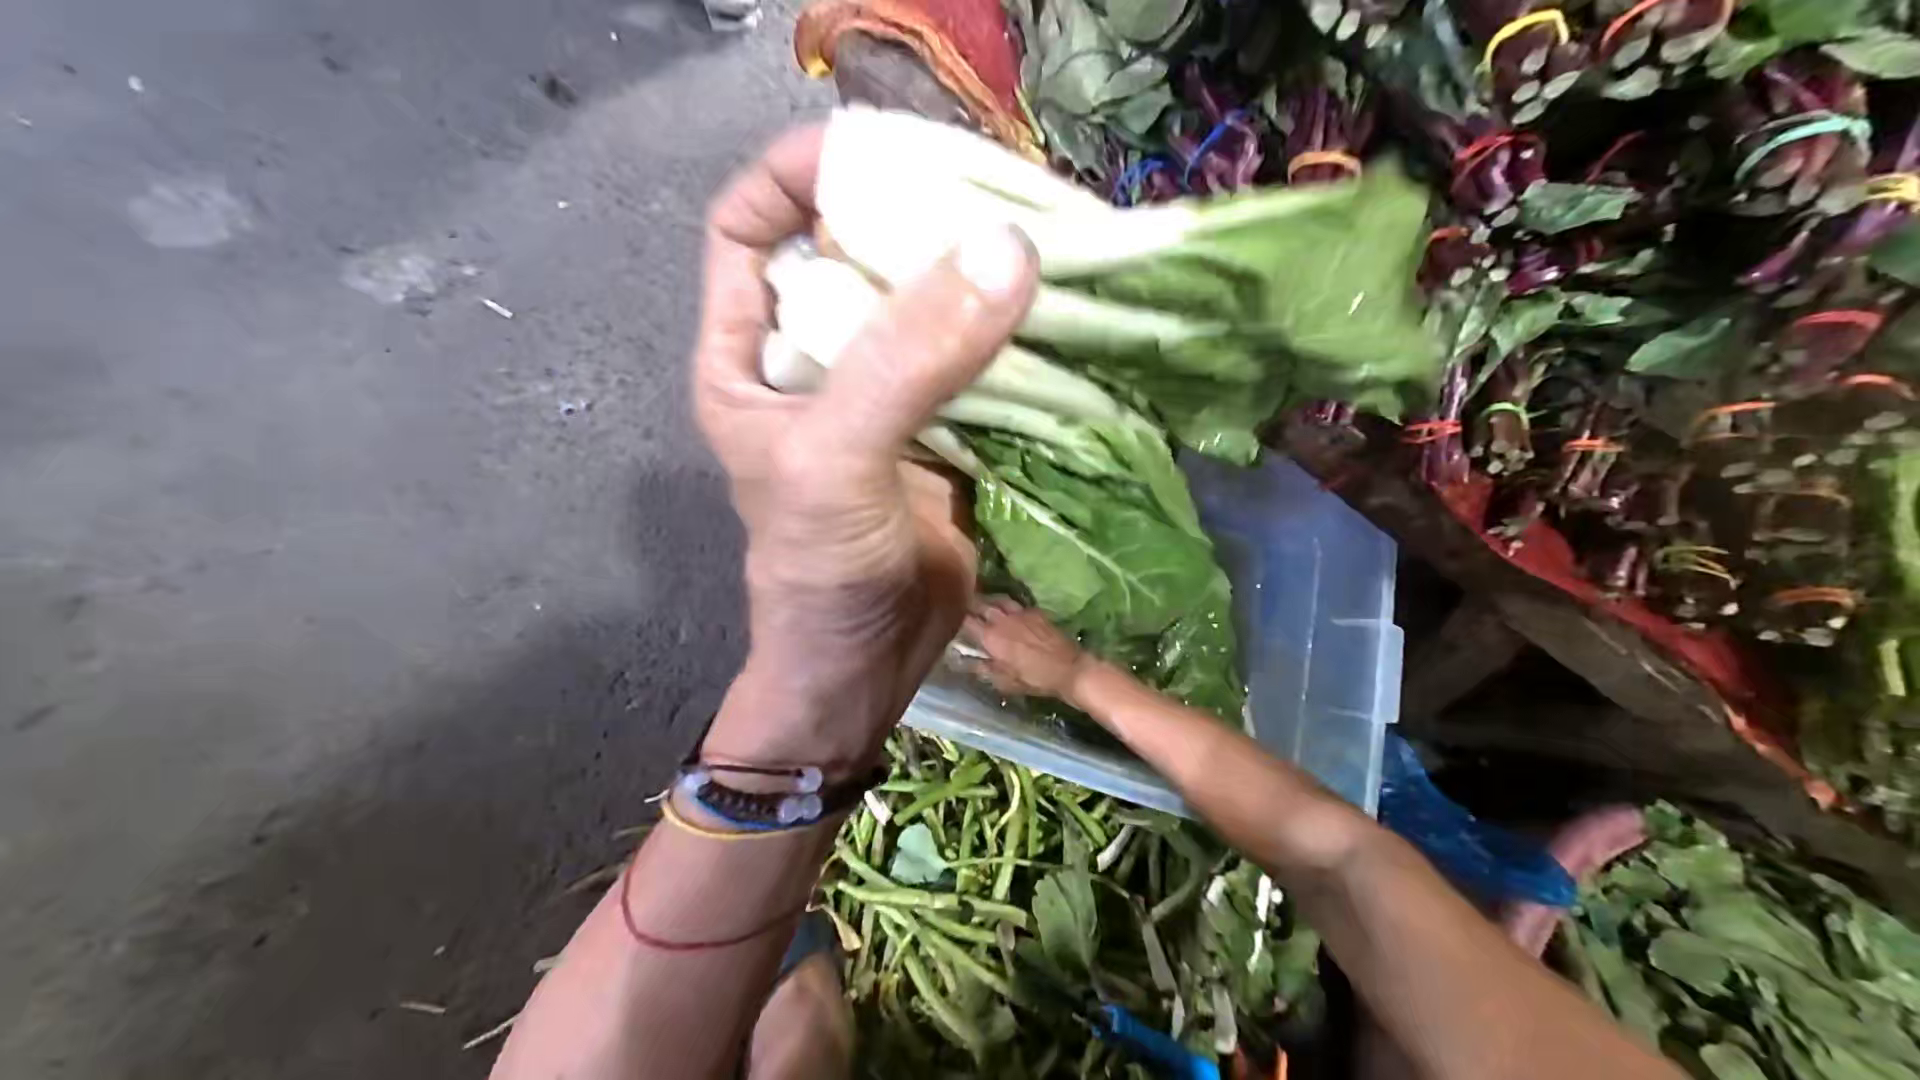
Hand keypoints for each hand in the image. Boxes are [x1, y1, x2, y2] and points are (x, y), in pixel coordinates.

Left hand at [690, 125, 1037, 772]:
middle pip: (854, 259)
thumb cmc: (820, 570)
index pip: (747, 230)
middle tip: (989, 191)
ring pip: (926, 310)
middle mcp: (814, 366)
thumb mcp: (839, 459)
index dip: (794, 178)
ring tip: (1037, 241)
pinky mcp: (942, 431)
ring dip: (972, 280)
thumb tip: (1003, 252)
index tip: (868, 153)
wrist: (868, 664)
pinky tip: (1053, 316)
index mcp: (750, 358)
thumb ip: (907, 361)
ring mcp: (883, 398)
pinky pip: (976, 365)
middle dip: (911, 220)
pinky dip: (1011, 341)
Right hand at [961, 598, 1089, 702]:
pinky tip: (1009, 611)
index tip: (951, 618)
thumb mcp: (1004, 681)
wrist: (1068, 669)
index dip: (956, 617)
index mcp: (990, 637)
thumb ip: (983, 669)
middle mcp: (1002, 620)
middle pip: (980, 604)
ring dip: (988, 601)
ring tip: (984, 604)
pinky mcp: (1035, 611)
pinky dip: (1007, 605)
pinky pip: (1016, 604)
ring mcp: (1020, 612)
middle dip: (970, 604)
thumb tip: (966, 660)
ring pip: (998, 599)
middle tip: (964, 607)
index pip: (966, 620)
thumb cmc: (1034, 679)